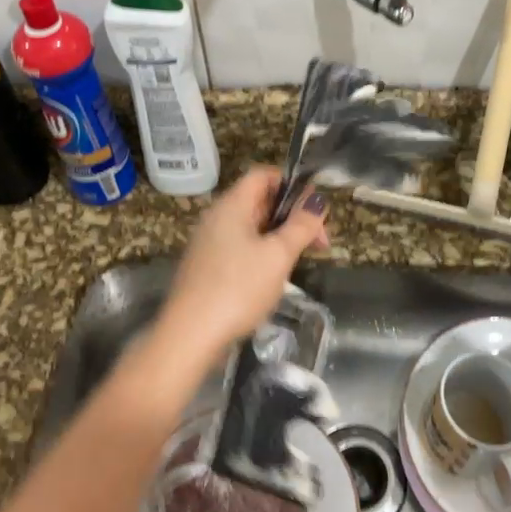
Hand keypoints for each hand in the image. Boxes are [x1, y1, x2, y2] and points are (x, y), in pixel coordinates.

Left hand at [156, 168, 328, 362]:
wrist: (191, 335)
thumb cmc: (238, 288)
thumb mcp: (278, 255)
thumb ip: (301, 226)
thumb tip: (317, 202)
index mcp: (231, 205)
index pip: (263, 175)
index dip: (291, 184)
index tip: (315, 208)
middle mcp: (217, 218)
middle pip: (259, 201)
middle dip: (291, 215)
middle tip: (319, 241)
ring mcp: (209, 244)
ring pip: (251, 228)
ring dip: (279, 237)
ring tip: (300, 260)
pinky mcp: (208, 268)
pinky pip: (240, 249)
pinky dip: (262, 254)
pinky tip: (274, 278)